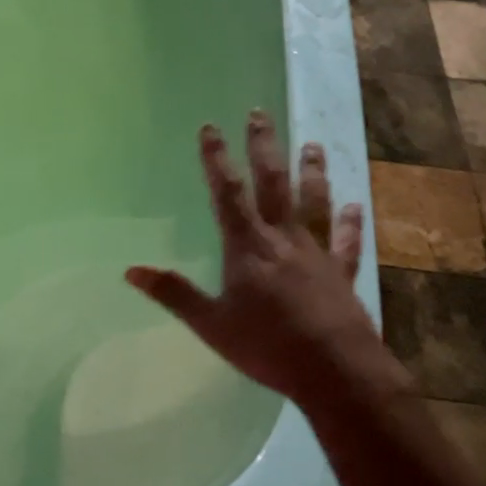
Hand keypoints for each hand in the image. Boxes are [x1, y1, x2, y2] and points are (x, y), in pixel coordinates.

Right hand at [126, 111, 385, 405]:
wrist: (336, 370)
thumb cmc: (267, 346)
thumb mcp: (211, 324)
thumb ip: (173, 294)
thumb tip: (130, 270)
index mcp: (247, 247)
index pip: (227, 193)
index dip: (216, 159)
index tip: (210, 127)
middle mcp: (283, 240)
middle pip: (273, 184)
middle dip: (264, 147)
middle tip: (260, 114)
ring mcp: (317, 254)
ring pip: (314, 203)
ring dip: (312, 172)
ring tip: (314, 144)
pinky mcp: (342, 275)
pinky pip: (346, 242)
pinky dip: (350, 222)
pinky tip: (355, 205)